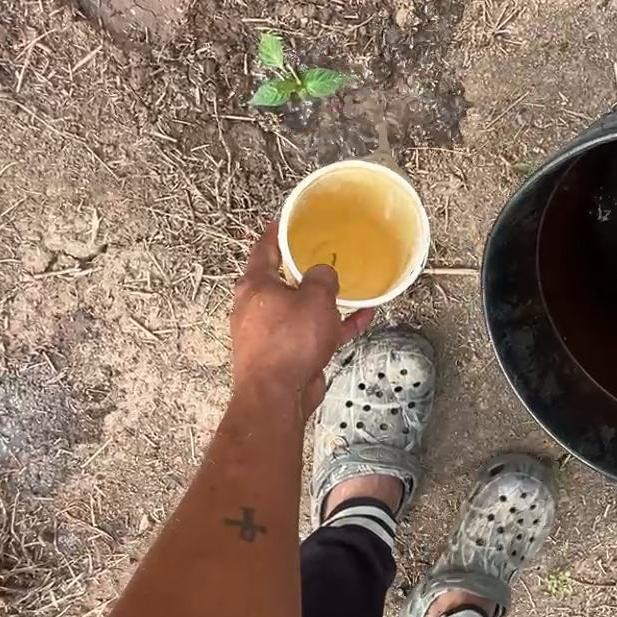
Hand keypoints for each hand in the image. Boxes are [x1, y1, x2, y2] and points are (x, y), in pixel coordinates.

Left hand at [230, 221, 375, 414]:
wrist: (278, 395)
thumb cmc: (287, 344)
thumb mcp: (314, 298)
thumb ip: (322, 278)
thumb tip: (324, 274)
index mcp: (255, 286)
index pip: (264, 248)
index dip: (277, 232)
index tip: (286, 221)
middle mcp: (257, 308)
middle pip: (283, 280)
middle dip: (305, 269)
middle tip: (322, 255)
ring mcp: (271, 333)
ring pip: (301, 308)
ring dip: (325, 301)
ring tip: (348, 289)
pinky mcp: (287, 354)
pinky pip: (314, 332)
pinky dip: (335, 325)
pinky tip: (360, 318)